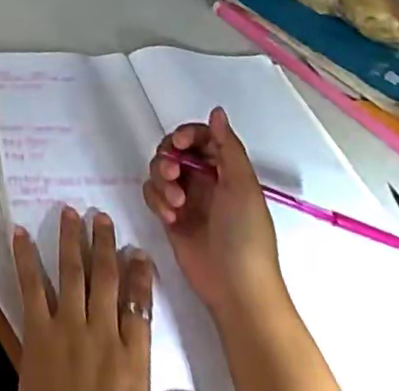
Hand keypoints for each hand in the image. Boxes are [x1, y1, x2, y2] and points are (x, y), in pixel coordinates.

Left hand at [13, 207, 154, 390]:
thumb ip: (135, 361)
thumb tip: (136, 330)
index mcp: (133, 358)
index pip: (141, 305)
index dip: (141, 275)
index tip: (138, 251)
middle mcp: (104, 333)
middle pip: (108, 279)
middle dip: (105, 245)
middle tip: (101, 217)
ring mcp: (70, 328)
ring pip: (74, 273)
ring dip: (72, 240)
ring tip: (70, 212)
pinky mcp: (38, 331)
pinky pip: (33, 286)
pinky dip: (25, 257)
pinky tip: (20, 233)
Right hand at [143, 107, 284, 314]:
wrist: (235, 288)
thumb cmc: (244, 234)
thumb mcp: (242, 186)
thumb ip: (227, 146)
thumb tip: (217, 111)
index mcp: (226, 169)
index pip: (201, 137)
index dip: (186, 134)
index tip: (178, 144)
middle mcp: (205, 179)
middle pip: (175, 150)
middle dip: (168, 157)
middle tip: (173, 173)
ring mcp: (187, 198)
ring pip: (160, 169)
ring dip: (161, 180)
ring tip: (174, 203)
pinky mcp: (171, 217)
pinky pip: (153, 194)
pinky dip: (156, 200)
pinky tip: (169, 216)